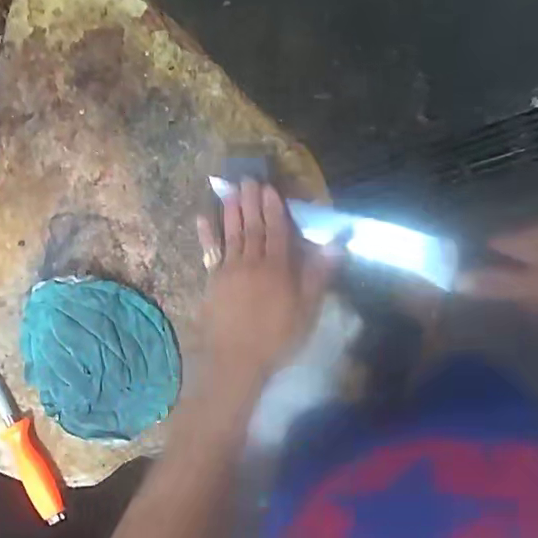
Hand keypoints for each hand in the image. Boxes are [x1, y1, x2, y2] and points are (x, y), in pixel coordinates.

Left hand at [192, 181, 336, 386]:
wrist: (235, 359)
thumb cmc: (276, 338)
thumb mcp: (306, 311)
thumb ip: (318, 276)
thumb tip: (335, 244)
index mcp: (277, 269)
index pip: (277, 232)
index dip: (274, 209)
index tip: (270, 188)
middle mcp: (251, 263)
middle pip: (252, 227)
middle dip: (251, 202)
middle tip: (248, 178)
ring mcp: (228, 270)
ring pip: (231, 234)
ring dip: (231, 211)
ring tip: (230, 189)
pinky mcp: (212, 281)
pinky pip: (209, 252)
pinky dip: (206, 234)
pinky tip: (202, 217)